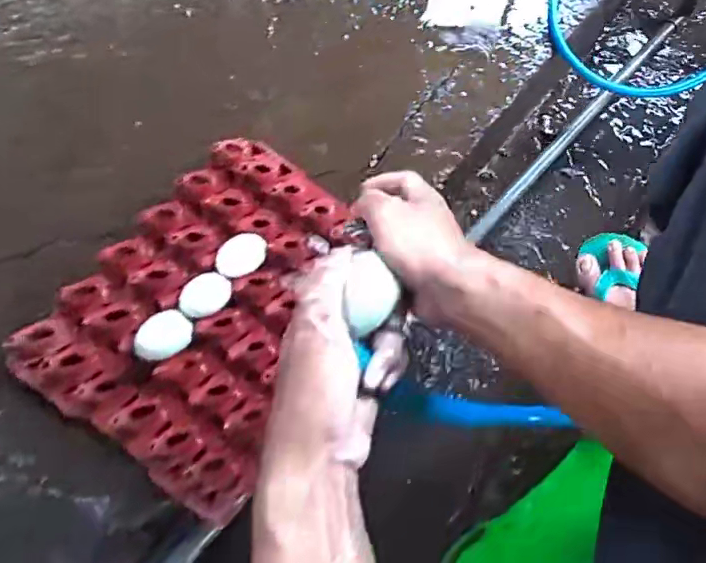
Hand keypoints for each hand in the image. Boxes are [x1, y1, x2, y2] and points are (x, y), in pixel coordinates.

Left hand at [264, 248, 407, 471]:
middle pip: (373, 301)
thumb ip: (327, 287)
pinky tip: (382, 386)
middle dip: (387, 317)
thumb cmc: (317, 390)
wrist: (323, 457)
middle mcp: (332, 331)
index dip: (367, 269)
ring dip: (389, 351)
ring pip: (388, 329)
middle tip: (388, 330)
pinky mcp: (369, 377)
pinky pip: (391, 356)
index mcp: (314, 315)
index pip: (343, 277)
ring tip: (377, 376)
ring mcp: (351, 356)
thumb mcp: (318, 330)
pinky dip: (391, 368)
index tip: (389, 269)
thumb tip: (340, 249)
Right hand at [353, 170, 478, 320]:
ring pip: (393, 245)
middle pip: (396, 214)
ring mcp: (428, 248)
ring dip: (373, 251)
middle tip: (351, 231)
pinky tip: (367, 279)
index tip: (359, 194)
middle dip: (371, 221)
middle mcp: (429, 220)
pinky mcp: (424, 274)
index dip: (380, 183)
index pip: (403, 179)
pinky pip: (396, 270)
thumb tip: (362, 203)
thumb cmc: (419, 243)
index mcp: (425, 198)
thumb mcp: (386, 212)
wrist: (448, 286)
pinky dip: (381, 274)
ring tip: (353, 257)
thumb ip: (370, 201)